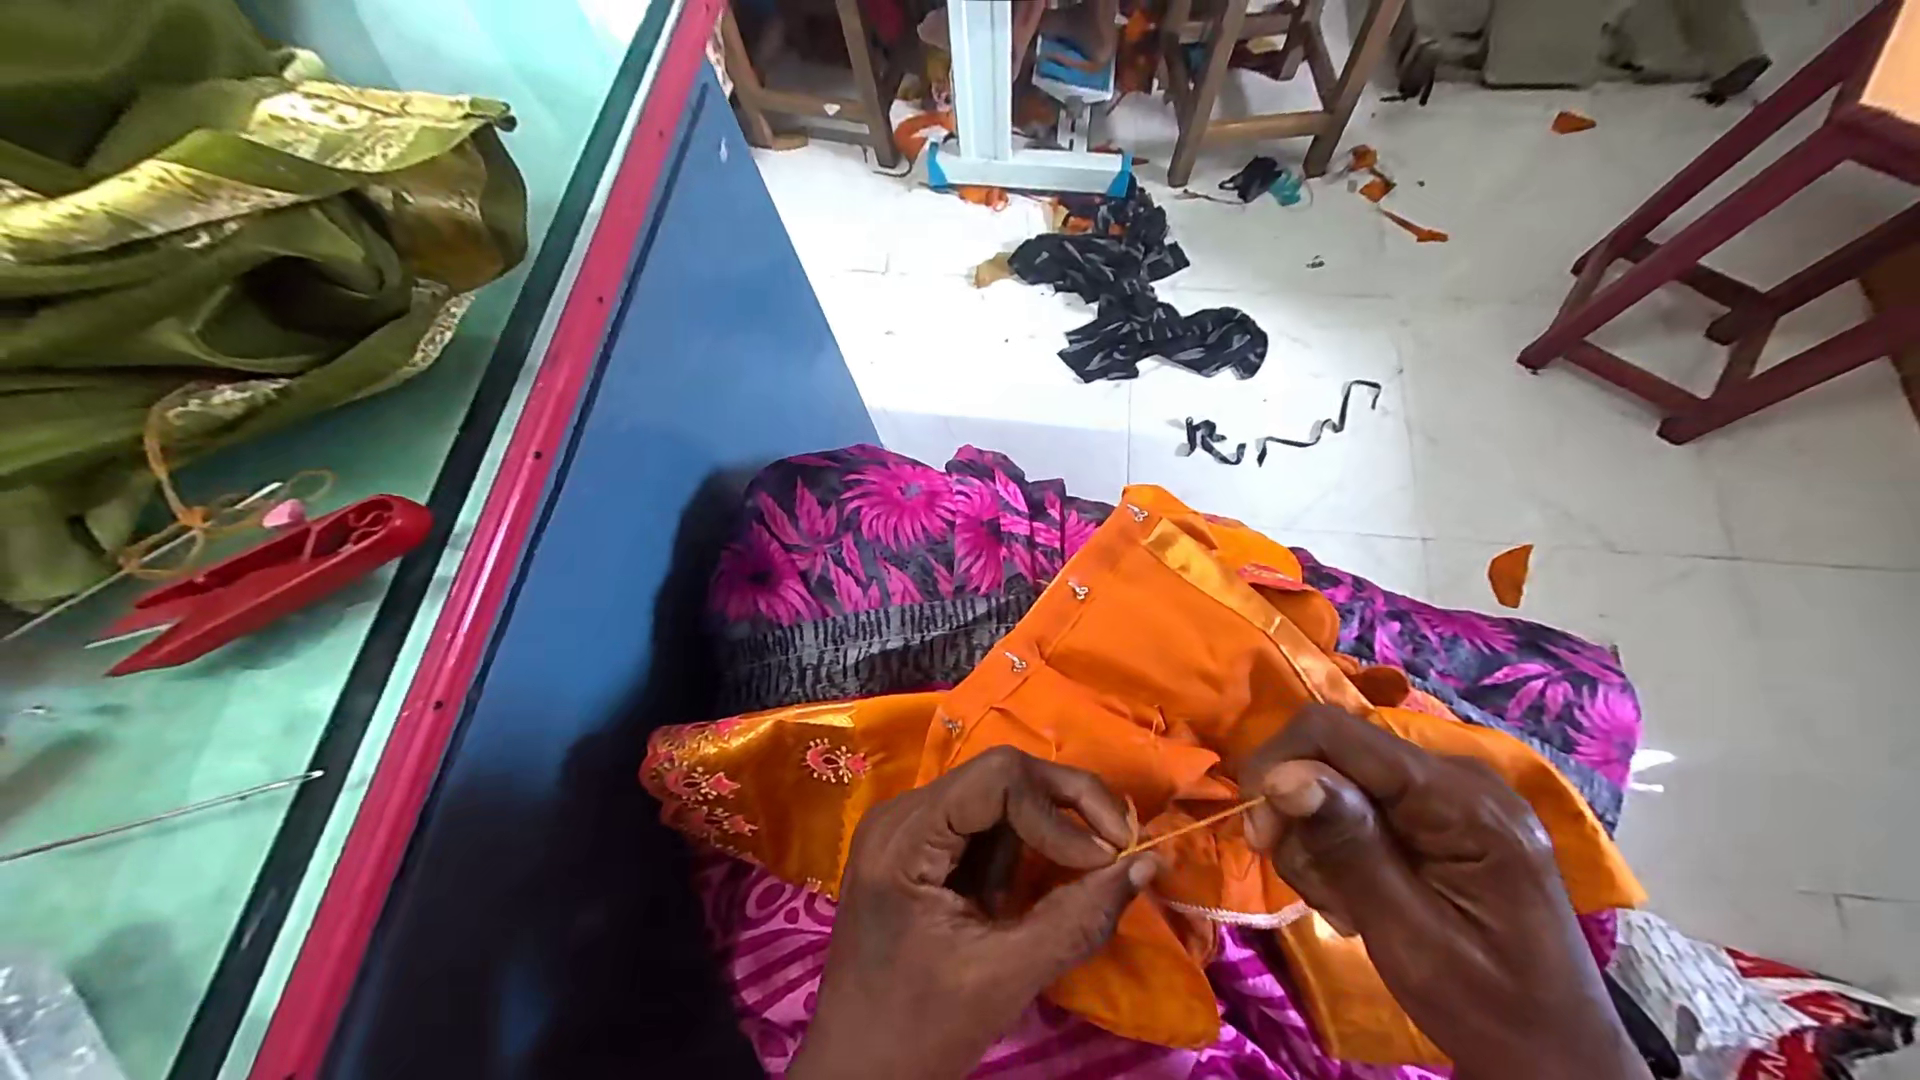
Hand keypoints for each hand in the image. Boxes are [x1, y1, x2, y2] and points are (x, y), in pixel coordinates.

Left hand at [790, 747, 1161, 1079]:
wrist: (855, 1071)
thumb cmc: (918, 1031)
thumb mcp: (1005, 978)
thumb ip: (1078, 917)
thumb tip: (1147, 862)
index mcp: (905, 835)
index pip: (997, 777)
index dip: (1060, 807)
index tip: (1107, 858)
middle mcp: (903, 812)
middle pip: (1000, 775)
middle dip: (1065, 806)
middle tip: (1118, 847)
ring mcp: (909, 826)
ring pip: (998, 797)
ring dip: (1049, 827)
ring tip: (1085, 867)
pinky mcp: (921, 846)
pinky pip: (985, 825)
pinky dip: (1025, 845)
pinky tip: (1044, 877)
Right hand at [1237, 706, 1649, 1079]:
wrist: (1556, 1061)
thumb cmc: (1489, 1011)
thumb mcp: (1410, 939)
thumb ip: (1348, 847)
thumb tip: (1281, 775)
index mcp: (1464, 801)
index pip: (1336, 731)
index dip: (1279, 764)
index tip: (1259, 833)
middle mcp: (1457, 775)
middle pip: (1330, 750)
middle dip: (1296, 810)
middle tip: (1300, 880)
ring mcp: (1448, 789)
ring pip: (1333, 774)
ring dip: (1314, 836)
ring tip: (1340, 903)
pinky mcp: (1435, 809)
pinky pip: (1355, 797)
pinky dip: (1333, 841)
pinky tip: (1354, 892)